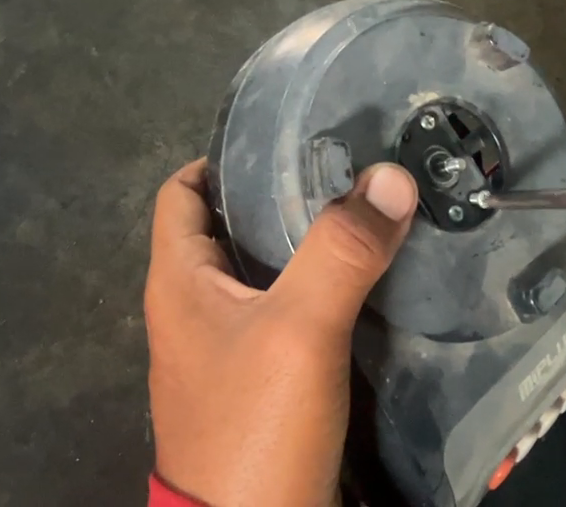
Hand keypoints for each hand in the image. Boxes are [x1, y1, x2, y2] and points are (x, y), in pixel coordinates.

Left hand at [145, 158, 418, 506]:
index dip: (222, 159)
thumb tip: (388, 176)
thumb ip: (341, 251)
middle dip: (273, 196)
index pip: (182, 190)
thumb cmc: (254, 424)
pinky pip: (275, 312)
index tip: (281, 142)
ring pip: (254, 270)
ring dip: (295, 243)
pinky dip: (307, 288)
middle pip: (223, 226)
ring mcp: (219, 347)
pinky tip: (352, 282)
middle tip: (335, 169)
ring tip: (353, 214)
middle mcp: (189, 306)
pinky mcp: (251, 381)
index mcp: (177, 280)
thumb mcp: (299, 328)